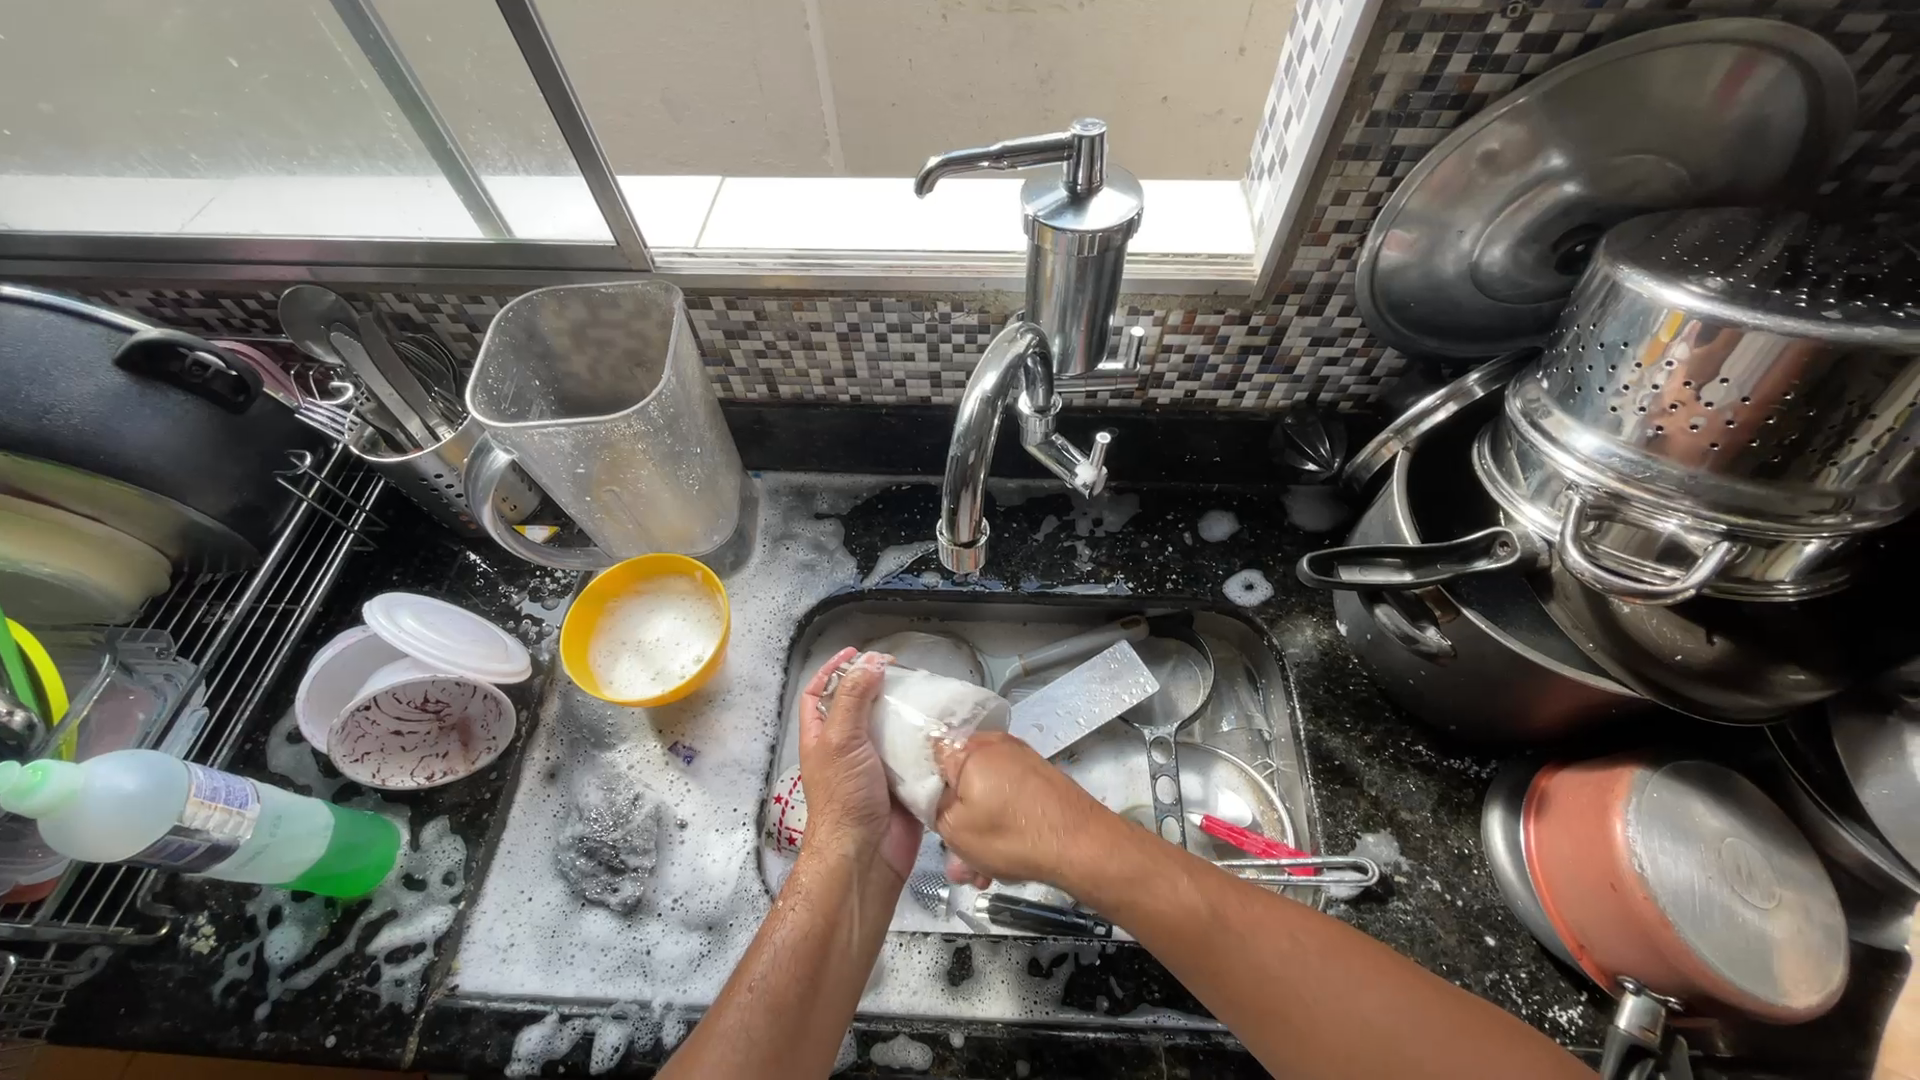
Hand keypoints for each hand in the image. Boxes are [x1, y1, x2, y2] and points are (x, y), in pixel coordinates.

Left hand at [796, 648, 921, 880]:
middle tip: (900, 670)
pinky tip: (938, 723)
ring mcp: (874, 764)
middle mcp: (846, 747)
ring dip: (904, 709)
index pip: (819, 693)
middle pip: (859, 705)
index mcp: (821, 736)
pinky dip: (923, 737)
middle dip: (876, 685)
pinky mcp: (901, 779)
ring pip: (888, 726)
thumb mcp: (841, 739)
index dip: (834, 670)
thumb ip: (853, 698)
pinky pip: (912, 750)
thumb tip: (870, 662)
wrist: (868, 853)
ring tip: (923, 691)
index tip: (856, 652)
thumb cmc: (844, 797)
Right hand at [932, 731, 1115, 889]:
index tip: (919, 808)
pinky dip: (998, 826)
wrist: (1081, 845)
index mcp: (970, 748)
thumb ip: (931, 806)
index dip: (918, 780)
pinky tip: (1000, 862)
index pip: (928, 752)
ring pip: (982, 796)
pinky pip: (1004, 799)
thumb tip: (931, 797)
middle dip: (953, 822)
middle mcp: (995, 745)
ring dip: (976, 833)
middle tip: (957, 858)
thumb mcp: (954, 828)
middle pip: (957, 781)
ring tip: (980, 871)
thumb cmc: (1014, 835)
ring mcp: (1020, 760)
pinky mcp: (1037, 779)